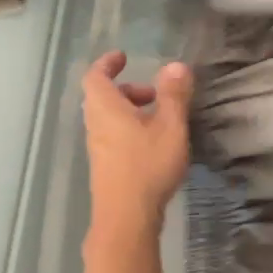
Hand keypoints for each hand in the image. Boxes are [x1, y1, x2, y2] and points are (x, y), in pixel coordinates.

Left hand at [83, 51, 192, 230]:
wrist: (127, 215)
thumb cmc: (148, 164)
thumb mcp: (170, 126)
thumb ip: (173, 95)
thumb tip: (175, 65)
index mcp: (106, 108)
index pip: (96, 76)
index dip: (107, 64)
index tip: (123, 57)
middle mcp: (96, 125)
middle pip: (103, 98)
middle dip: (128, 90)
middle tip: (155, 94)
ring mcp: (99, 147)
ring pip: (110, 119)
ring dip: (131, 111)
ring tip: (162, 120)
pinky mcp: (106, 165)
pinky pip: (115, 136)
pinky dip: (131, 129)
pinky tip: (155, 144)